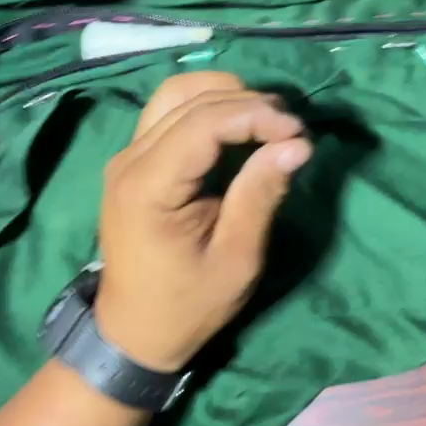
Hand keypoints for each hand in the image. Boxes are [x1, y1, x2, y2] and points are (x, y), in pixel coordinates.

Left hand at [93, 72, 313, 373]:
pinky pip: (170, 110)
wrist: (134, 333)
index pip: (203, 122)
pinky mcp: (134, 158)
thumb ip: (261, 195)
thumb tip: (298, 144)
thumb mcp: (237, 259)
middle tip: (292, 130)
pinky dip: (209, 106)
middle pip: (191, 98)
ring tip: (268, 121)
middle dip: (248, 103)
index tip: (297, 132)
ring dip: (226, 95)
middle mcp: (130, 159)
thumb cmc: (188, 304)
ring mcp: (127, 155)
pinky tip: (239, 125)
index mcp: (149, 187)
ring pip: (177, 93)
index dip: (255, 115)